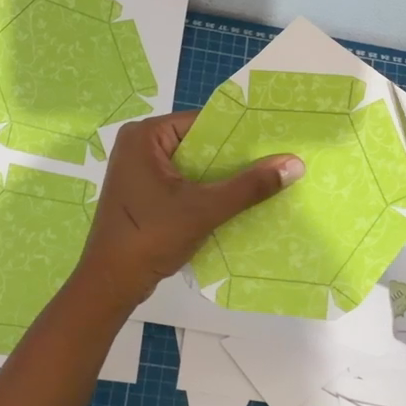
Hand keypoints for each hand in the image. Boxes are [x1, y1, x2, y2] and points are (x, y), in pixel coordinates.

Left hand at [77, 110, 303, 310]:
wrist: (111, 282)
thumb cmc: (151, 237)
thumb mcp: (204, 208)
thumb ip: (249, 186)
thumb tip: (294, 163)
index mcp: (145, 136)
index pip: (202, 123)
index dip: (239, 134)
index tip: (273, 144)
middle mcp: (137, 147)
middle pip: (198, 145)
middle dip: (232, 160)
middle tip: (274, 166)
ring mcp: (137, 173)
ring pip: (191, 169)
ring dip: (220, 181)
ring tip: (261, 186)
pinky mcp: (141, 196)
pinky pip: (181, 186)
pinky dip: (204, 195)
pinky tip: (233, 207)